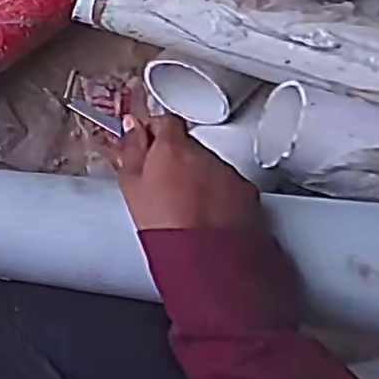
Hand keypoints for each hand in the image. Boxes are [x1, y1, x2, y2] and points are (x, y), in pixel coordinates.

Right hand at [105, 111, 260, 232]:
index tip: (143, 142)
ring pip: (207, 163)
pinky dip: (216, 190)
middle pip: (187, 143)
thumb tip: (131, 127)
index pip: (164, 121)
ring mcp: (228, 173)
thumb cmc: (165, 223)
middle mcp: (205, 155)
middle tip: (159, 179)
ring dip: (195, 173)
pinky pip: (227, 182)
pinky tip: (202, 211)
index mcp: (173, 148)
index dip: (151, 130)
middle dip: (174, 155)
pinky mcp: (248, 193)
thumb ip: (130, 148)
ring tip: (181, 201)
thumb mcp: (130, 183)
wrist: (206, 258)